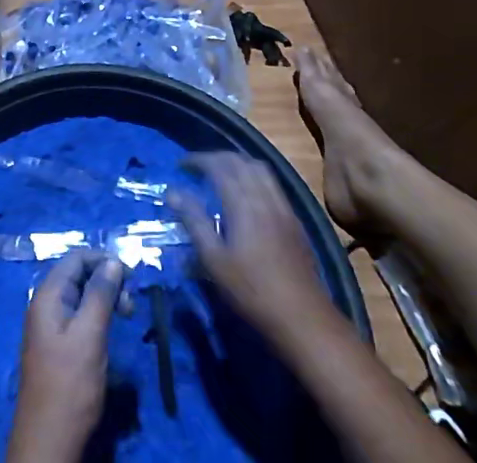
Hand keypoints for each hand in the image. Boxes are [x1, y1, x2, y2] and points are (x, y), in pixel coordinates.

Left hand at [6, 250, 122, 462]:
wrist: (49, 436)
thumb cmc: (70, 383)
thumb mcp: (89, 335)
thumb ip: (100, 295)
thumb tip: (113, 261)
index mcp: (47, 295)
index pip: (75, 258)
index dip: (103, 259)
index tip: (131, 276)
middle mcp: (45, 303)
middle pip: (77, 275)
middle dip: (106, 280)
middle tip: (131, 304)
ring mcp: (50, 324)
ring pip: (80, 296)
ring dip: (105, 298)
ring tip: (127, 316)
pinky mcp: (58, 343)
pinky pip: (78, 315)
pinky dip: (97, 315)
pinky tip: (111, 328)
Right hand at [170, 153, 329, 333]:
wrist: (304, 318)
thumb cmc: (251, 291)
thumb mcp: (214, 259)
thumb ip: (194, 221)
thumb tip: (173, 192)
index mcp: (244, 204)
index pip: (219, 166)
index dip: (198, 160)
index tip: (180, 166)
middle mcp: (266, 198)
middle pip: (242, 162)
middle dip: (217, 158)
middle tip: (198, 168)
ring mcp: (284, 209)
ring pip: (261, 170)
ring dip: (238, 164)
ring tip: (220, 176)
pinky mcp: (295, 221)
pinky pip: (273, 185)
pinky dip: (254, 178)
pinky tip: (246, 197)